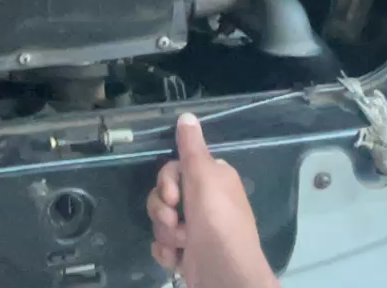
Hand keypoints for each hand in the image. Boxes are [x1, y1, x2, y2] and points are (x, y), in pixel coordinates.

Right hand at [146, 114, 278, 287]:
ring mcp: (194, 231)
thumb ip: (191, 147)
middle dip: (161, 207)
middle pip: (164, 193)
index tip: (172, 193)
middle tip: (172, 218)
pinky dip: (166, 252)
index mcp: (213, 181)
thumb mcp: (204, 177)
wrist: (226, 278)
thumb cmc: (218, 224)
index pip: (176, 167)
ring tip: (178, 243)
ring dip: (164, 231)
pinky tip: (175, 259)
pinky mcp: (186, 254)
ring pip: (160, 218)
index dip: (167, 180)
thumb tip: (187, 116)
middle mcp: (204, 203)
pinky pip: (162, 243)